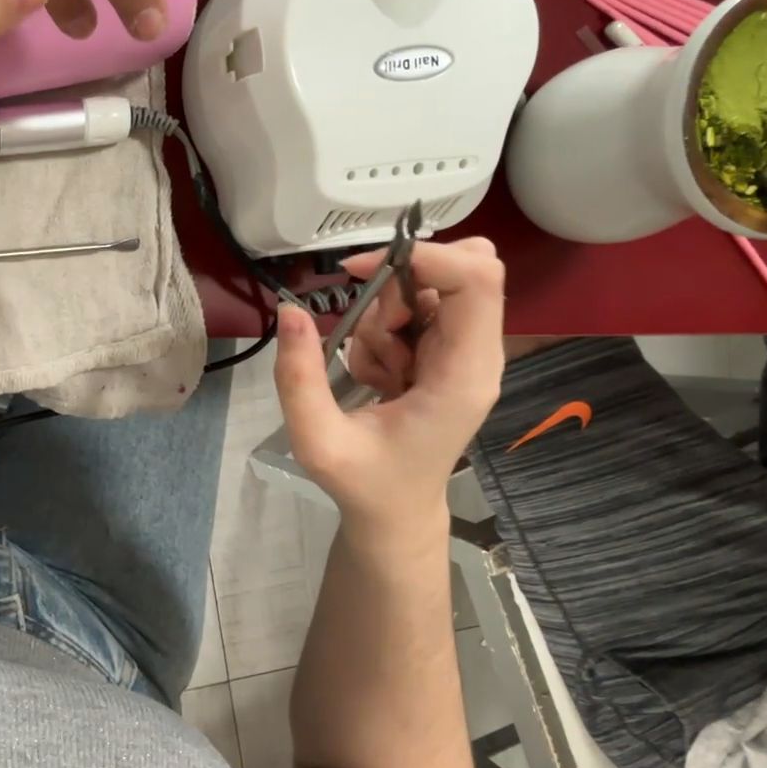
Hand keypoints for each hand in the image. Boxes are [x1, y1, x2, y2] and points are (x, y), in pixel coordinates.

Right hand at [274, 239, 506, 530]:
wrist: (394, 512)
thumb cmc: (362, 482)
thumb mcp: (316, 439)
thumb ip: (298, 377)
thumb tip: (289, 310)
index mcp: (463, 376)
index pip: (476, 280)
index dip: (422, 255)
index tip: (358, 271)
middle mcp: (477, 356)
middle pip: (463, 271)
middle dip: (400, 286)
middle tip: (368, 332)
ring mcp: (465, 354)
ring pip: (434, 289)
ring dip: (387, 315)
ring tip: (372, 371)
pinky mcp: (447, 356)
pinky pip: (418, 311)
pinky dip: (385, 330)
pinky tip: (378, 374)